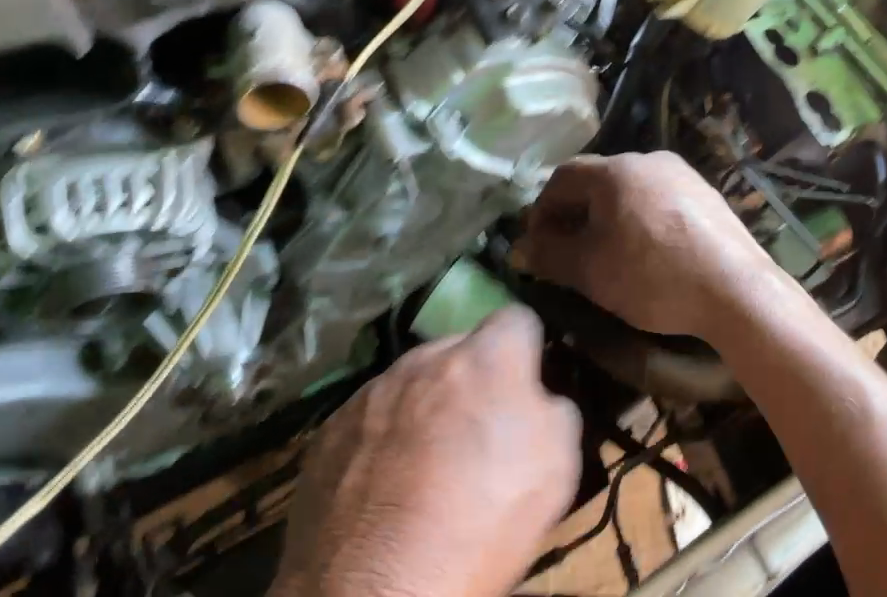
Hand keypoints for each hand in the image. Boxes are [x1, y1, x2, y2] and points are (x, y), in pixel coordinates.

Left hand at [270, 307, 581, 596]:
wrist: (376, 592)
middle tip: (478, 436)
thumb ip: (555, 408)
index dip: (527, 350)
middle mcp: (424, 360)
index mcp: (486, 358)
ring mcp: (369, 394)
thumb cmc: (483, 521)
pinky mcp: (326, 434)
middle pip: (460, 351)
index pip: (518, 318)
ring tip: (426, 470)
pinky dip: (382, 442)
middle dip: (473, 381)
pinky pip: (369, 420)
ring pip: (411, 385)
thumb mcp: (560, 463)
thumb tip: (536, 398)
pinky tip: (386, 491)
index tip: (526, 388)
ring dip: (426, 409)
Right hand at [517, 152, 785, 339]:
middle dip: (575, 215)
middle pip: (598, 181)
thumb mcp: (590, 271)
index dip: (542, 210)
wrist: (734, 288)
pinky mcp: (706, 195)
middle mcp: (649, 160)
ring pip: (630, 192)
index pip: (562, 177)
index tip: (538, 245)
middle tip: (567, 254)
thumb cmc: (652, 275)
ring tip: (606, 257)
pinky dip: (640, 222)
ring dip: (608, 219)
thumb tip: (519, 248)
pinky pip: (658, 202)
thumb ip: (549, 255)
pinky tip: (646, 255)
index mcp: (616, 169)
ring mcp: (683, 175)